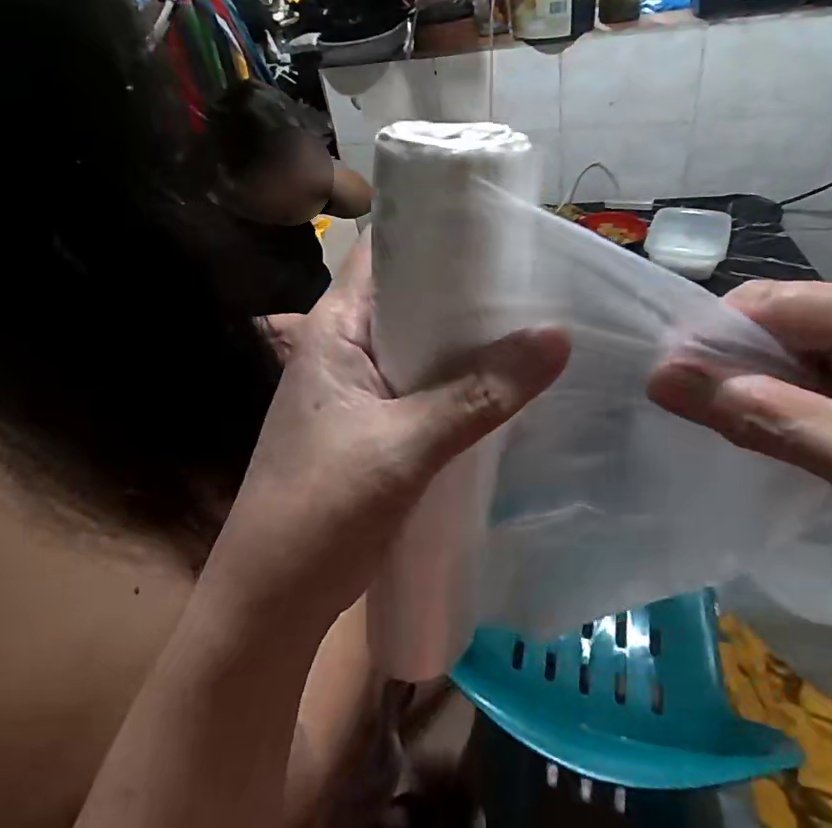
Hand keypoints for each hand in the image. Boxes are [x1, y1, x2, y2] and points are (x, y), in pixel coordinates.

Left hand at [217, 236, 569, 623]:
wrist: (272, 604)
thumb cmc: (318, 511)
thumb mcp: (403, 447)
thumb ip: (480, 394)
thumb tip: (559, 336)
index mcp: (337, 327)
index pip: (388, 250)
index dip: (441, 230)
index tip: (507, 226)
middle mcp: (352, 346)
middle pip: (420, 296)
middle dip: (476, 288)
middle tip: (546, 278)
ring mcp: (368, 387)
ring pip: (432, 344)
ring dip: (477, 338)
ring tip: (545, 320)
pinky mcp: (386, 424)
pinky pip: (436, 384)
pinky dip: (472, 379)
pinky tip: (517, 381)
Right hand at [647, 280, 831, 605]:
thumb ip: (763, 416)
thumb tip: (662, 377)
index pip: (785, 303)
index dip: (719, 336)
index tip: (668, 381)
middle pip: (800, 327)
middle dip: (749, 370)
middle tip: (702, 421)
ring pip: (818, 359)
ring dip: (779, 395)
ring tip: (743, 437)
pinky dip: (811, 412)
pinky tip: (796, 443)